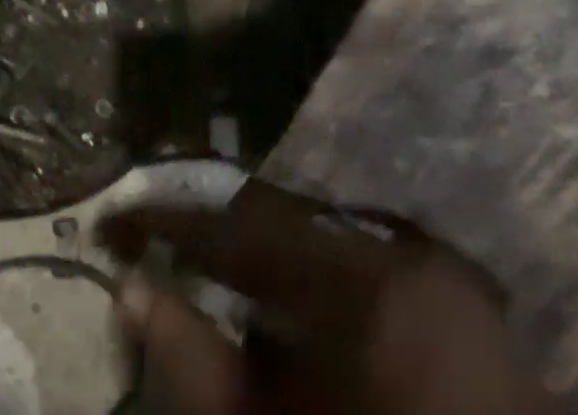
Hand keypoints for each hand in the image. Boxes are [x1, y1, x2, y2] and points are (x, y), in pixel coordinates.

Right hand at [98, 180, 553, 414]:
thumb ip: (193, 361)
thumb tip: (131, 290)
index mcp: (362, 286)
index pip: (235, 230)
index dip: (163, 225)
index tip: (111, 227)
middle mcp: (406, 257)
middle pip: (279, 217)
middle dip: (213, 232)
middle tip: (158, 246)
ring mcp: (444, 275)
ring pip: (319, 234)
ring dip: (261, 252)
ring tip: (219, 279)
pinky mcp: (465, 300)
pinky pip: (362, 258)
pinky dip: (313, 273)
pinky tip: (291, 313)